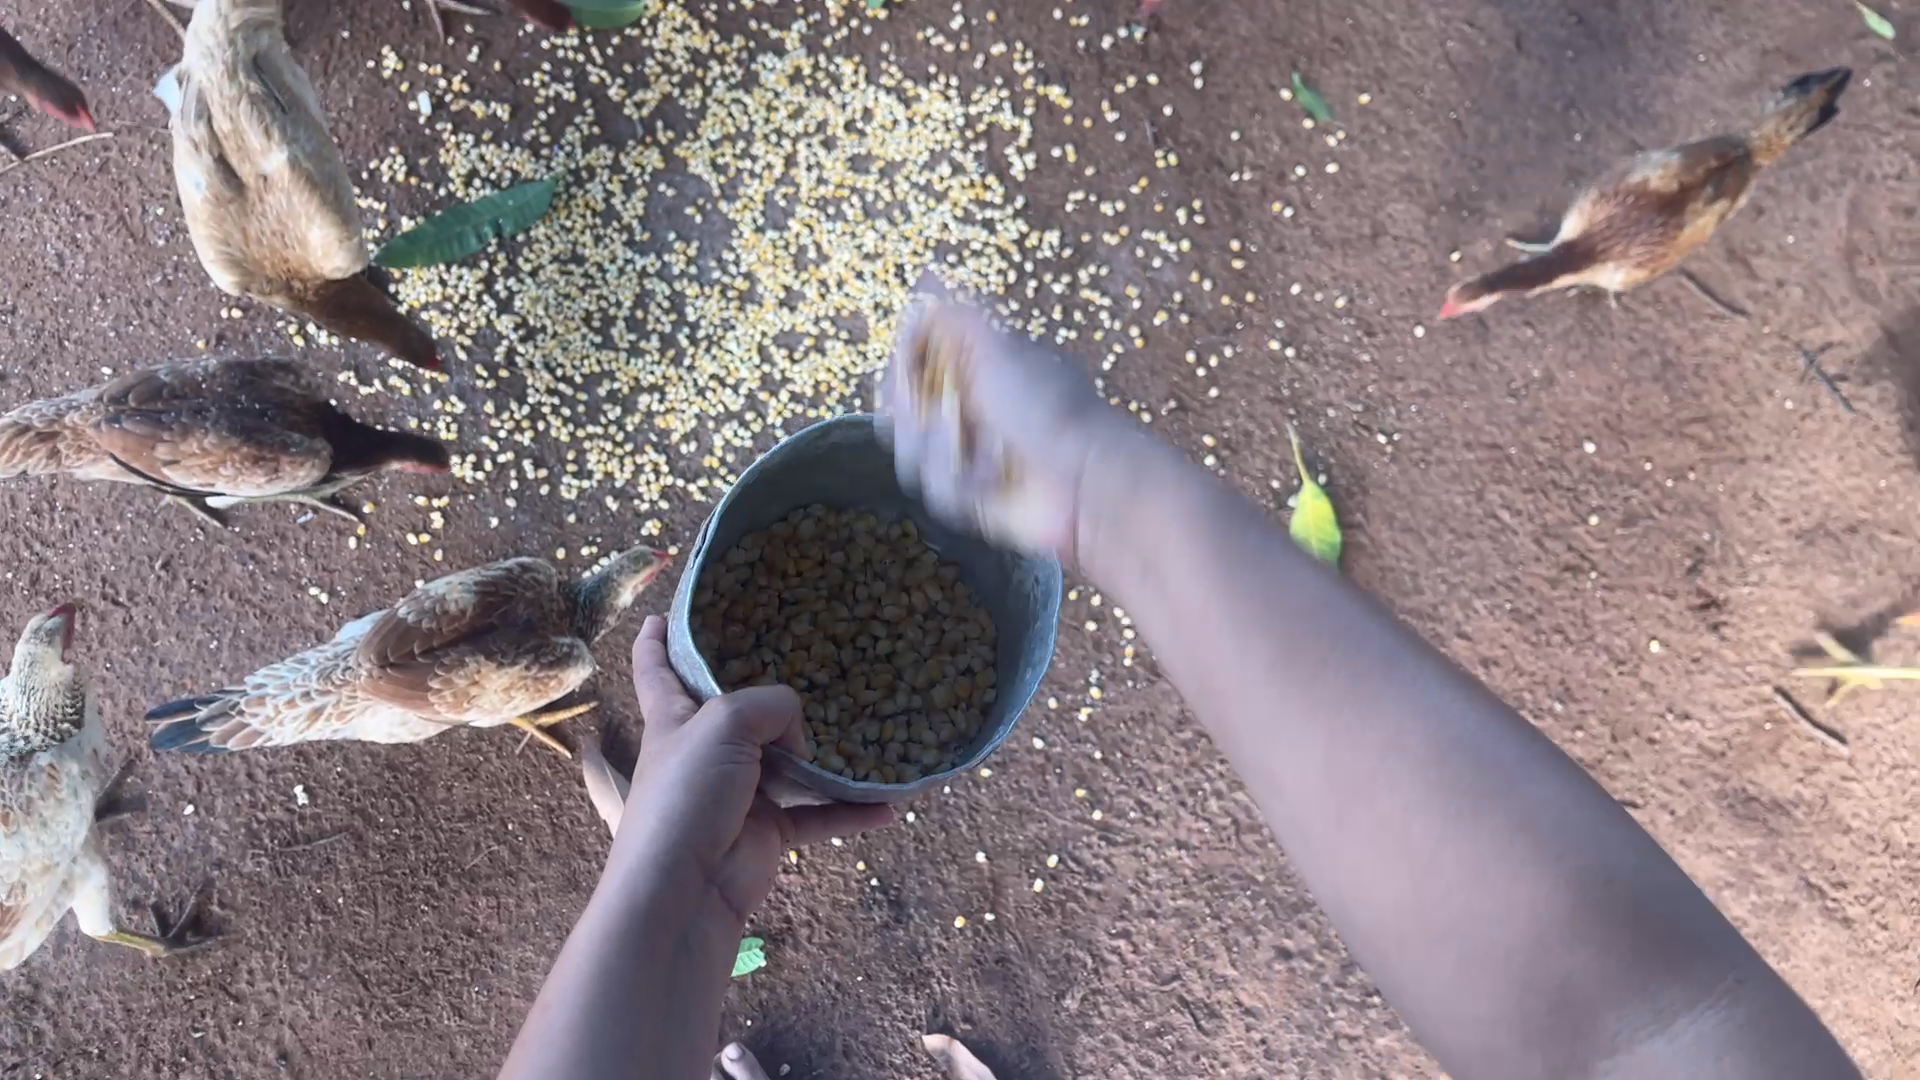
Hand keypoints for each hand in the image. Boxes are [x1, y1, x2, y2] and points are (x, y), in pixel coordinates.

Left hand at [616, 616, 893, 925]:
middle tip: (803, 658)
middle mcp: (704, 751)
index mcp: (675, 719)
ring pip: (786, 762)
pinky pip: (815, 814)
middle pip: (734, 710)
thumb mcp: (725, 722)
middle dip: (762, 689)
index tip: (661, 614)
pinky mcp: (765, 830)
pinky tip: (886, 806)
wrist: (685, 890)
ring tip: (861, 729)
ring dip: (821, 756)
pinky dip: (848, 811)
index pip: (656, 669)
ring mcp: (737, 792)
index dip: (654, 640)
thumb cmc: (689, 792)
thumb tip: (798, 733)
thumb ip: (770, 705)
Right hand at [882, 277, 1130, 564]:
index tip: (908, 379)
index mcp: (972, 368)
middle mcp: (964, 408)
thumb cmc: (1046, 407)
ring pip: (911, 454)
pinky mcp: (968, 494)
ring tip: (984, 457)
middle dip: (918, 421)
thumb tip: (926, 271)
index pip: (907, 365)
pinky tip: (991, 482)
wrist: (1081, 479)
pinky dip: (961, 486)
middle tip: (952, 424)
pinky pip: (934, 490)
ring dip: (943, 456)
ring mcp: (965, 453)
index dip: (900, 375)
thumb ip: (957, 312)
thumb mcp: (1000, 345)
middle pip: (900, 412)